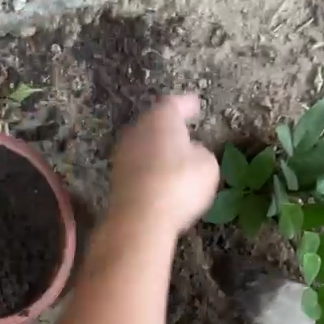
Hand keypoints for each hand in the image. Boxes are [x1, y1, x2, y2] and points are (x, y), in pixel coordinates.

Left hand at [107, 94, 220, 237]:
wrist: (139, 219)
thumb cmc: (179, 184)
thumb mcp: (207, 166)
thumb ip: (201, 153)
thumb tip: (192, 153)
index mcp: (161, 118)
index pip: (174, 104)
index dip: (186, 105)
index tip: (195, 104)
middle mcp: (137, 130)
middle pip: (154, 123)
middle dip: (168, 128)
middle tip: (182, 133)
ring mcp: (123, 155)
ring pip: (143, 145)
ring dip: (157, 150)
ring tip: (172, 158)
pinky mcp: (116, 179)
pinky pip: (138, 168)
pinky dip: (148, 170)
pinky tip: (158, 179)